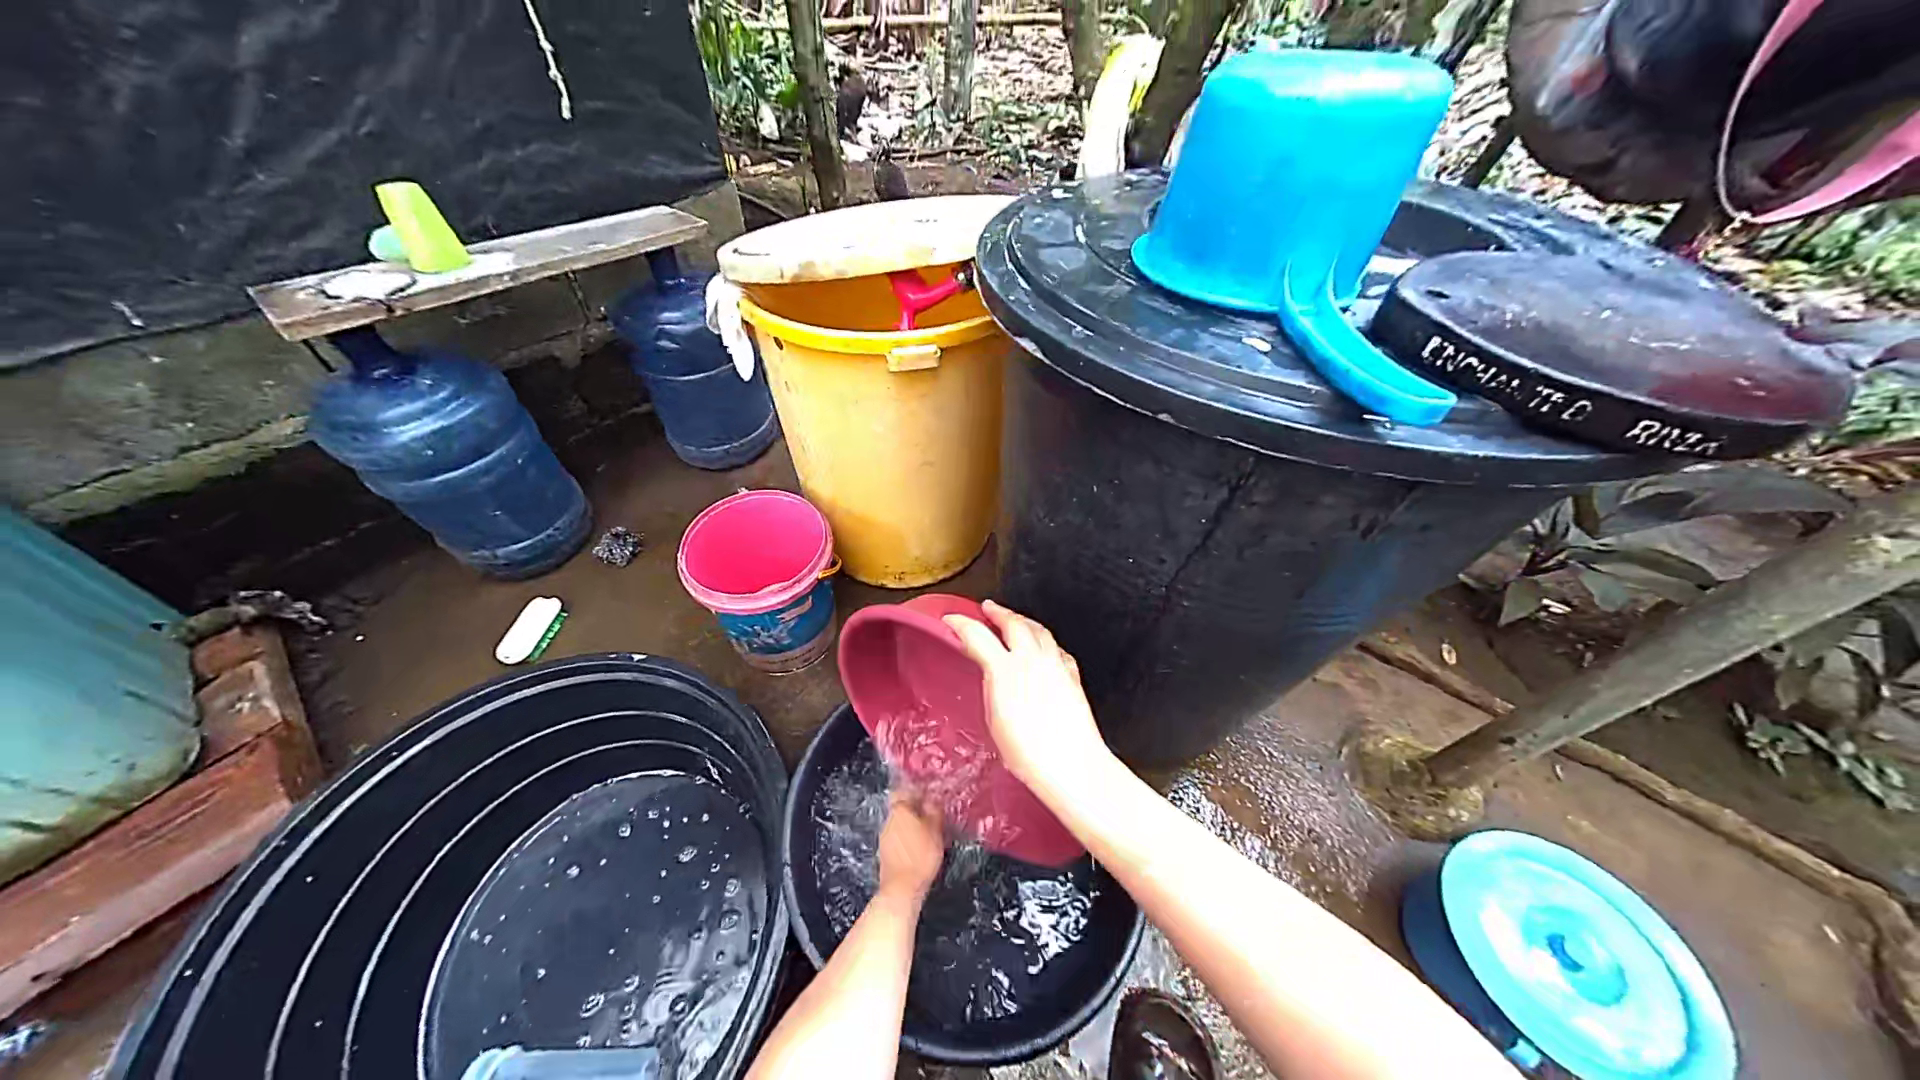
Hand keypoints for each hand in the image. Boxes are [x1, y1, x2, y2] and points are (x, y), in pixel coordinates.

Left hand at [876, 792, 943, 900]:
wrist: (901, 888)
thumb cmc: (921, 856)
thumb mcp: (935, 831)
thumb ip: (934, 812)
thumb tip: (932, 798)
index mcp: (899, 810)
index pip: (905, 790)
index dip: (918, 791)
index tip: (930, 795)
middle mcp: (888, 820)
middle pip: (902, 807)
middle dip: (916, 809)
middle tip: (933, 815)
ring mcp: (884, 837)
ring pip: (900, 823)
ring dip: (912, 825)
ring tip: (928, 833)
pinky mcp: (884, 853)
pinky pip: (897, 838)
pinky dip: (907, 839)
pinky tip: (918, 848)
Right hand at [943, 600, 1114, 798]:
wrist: (1071, 765)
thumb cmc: (1031, 753)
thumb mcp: (994, 719)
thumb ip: (991, 687)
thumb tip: (990, 674)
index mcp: (1005, 669)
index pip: (977, 634)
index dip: (961, 624)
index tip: (952, 621)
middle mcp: (1032, 660)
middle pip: (1013, 622)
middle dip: (997, 612)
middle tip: (987, 609)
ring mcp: (1055, 666)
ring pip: (1039, 630)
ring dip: (1023, 620)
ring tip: (1015, 620)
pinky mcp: (1071, 677)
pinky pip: (1057, 648)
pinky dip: (1046, 641)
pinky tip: (1045, 647)